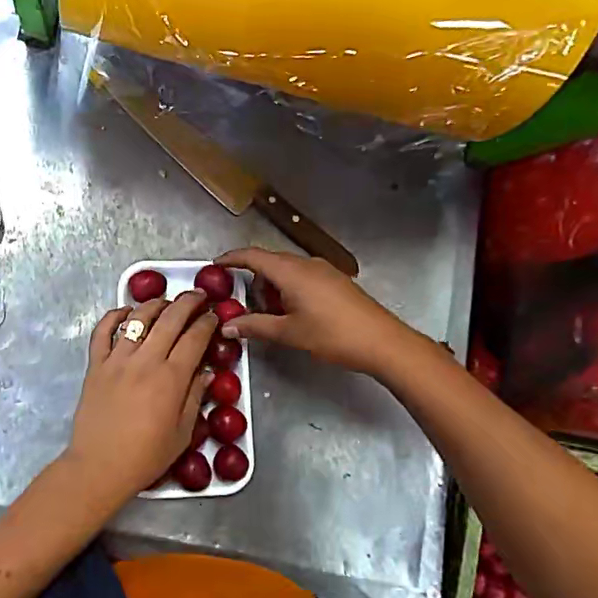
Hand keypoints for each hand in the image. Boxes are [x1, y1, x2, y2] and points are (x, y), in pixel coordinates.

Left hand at [63, 291, 217, 498]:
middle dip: (187, 303)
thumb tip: (207, 372)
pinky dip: (113, 316)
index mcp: (171, 379)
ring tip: (166, 301)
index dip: (207, 323)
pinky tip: (124, 311)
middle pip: (170, 320)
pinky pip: (102, 332)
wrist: (99, 466)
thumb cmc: (145, 456)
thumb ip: (195, 398)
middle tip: (197, 296)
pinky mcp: (95, 365)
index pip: (194, 339)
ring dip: (155, 304)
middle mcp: (145, 361)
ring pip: (138, 319)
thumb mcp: (182, 433)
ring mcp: (117, 360)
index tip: (213, 316)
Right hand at [215, 248, 426, 376]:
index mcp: (291, 272)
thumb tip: (227, 326)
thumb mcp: (289, 333)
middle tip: (239, 300)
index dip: (232, 258)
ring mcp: (323, 270)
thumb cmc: (333, 336)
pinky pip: (302, 276)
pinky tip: (290, 311)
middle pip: (269, 262)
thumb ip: (254, 326)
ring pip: (287, 270)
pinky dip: (288, 288)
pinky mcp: (335, 280)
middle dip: (251, 278)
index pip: (253, 256)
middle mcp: (306, 264)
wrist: (382, 342)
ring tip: (267, 312)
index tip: (215, 265)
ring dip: (271, 286)